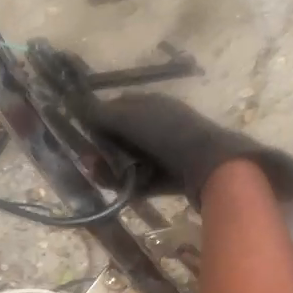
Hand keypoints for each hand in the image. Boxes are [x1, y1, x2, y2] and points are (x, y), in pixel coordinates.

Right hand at [77, 93, 292, 206]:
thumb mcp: (127, 119)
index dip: (98, 119)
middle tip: (93, 162)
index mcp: (151, 102)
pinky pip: (149, 177)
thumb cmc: (167, 134)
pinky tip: (125, 189)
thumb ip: (99, 114)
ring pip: (134, 158)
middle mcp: (162, 122)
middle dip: (105, 149)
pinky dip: (135, 183)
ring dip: (117, 168)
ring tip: (106, 178)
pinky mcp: (180, 175)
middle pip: (124, 135)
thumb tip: (75, 107)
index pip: (116, 105)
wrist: (217, 166)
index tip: (84, 135)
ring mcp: (172, 149)